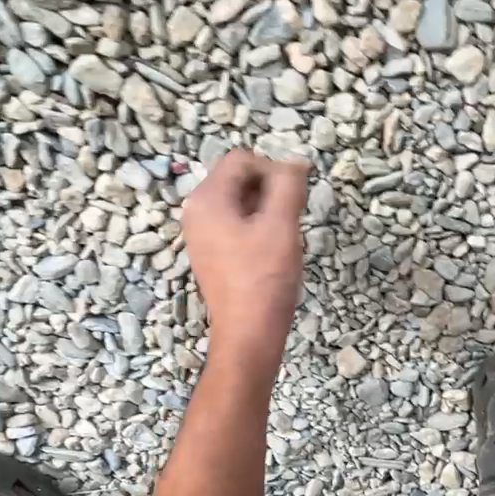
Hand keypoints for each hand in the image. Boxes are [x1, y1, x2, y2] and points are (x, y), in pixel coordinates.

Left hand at [181, 148, 308, 373]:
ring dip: (268, 215)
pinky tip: (273, 256)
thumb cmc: (264, 281)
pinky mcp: (213, 257)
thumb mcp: (281, 226)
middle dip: (271, 194)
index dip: (275, 171)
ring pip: (241, 206)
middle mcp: (197, 213)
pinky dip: (258, 233)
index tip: (297, 199)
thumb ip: (289, 186)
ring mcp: (202, 236)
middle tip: (292, 222)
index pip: (242, 160)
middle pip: (239, 181)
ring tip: (284, 242)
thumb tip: (297, 161)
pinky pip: (237, 229)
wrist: (248, 335)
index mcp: (207, 199)